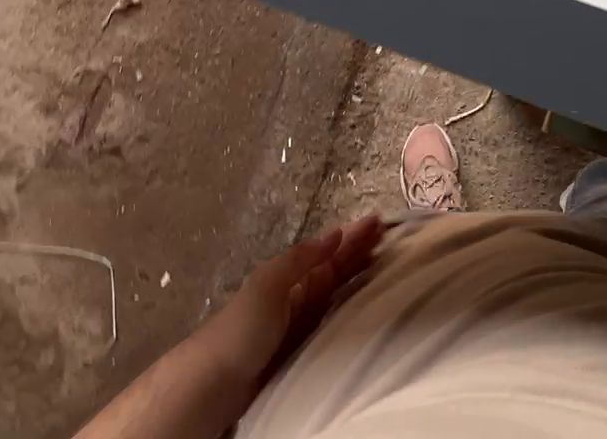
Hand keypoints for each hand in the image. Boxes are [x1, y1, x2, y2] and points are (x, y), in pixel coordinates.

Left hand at [195, 214, 384, 387]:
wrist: (215, 385)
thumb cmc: (241, 328)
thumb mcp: (268, 284)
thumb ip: (299, 260)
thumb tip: (335, 233)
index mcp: (288, 276)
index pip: (328, 252)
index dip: (352, 237)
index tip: (380, 222)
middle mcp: (298, 297)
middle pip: (335, 270)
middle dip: (360, 252)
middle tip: (391, 236)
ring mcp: (302, 326)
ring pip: (338, 294)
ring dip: (360, 278)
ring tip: (389, 264)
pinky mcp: (306, 353)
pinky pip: (335, 323)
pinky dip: (353, 310)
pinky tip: (369, 308)